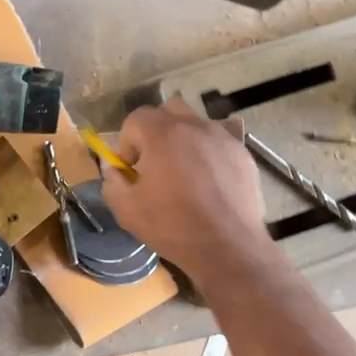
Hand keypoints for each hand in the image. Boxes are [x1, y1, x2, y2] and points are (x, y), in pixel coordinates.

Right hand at [101, 96, 272, 278]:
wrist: (226, 246)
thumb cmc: (172, 226)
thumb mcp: (127, 210)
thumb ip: (112, 182)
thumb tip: (113, 169)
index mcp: (162, 135)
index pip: (136, 119)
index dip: (127, 143)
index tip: (130, 170)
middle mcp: (194, 126)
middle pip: (169, 110)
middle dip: (156, 130)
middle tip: (154, 162)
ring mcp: (223, 137)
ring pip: (197, 122)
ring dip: (184, 138)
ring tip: (184, 169)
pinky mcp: (243, 153)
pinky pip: (223, 136)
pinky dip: (211, 147)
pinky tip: (211, 169)